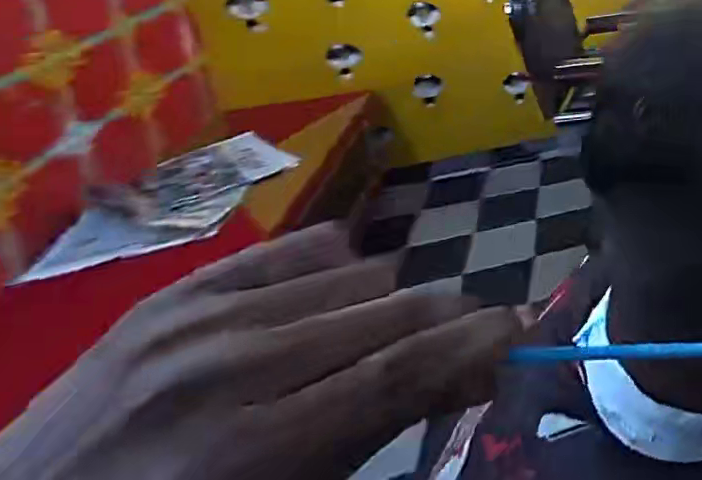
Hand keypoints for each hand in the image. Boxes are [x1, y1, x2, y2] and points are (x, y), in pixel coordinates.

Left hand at [0, 225, 527, 479]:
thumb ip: (377, 438)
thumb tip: (469, 374)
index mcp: (247, 453)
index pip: (405, 368)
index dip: (481, 344)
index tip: (526, 333)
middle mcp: (227, 367)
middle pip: (396, 309)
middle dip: (454, 321)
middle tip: (471, 344)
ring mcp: (195, 316)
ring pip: (363, 271)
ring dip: (391, 308)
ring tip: (373, 347)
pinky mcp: (175, 291)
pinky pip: (305, 248)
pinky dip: (339, 275)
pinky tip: (324, 315)